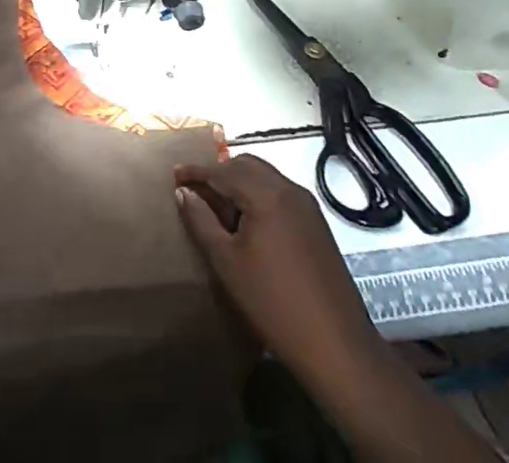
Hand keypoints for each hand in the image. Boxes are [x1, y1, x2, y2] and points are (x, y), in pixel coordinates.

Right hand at [175, 156, 379, 365]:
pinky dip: (258, 195)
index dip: (196, 171)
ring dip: (240, 182)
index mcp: (266, 194)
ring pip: (266, 177)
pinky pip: (280, 193)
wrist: (335, 343)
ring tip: (217, 206)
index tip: (174, 174)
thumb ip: (201, 220)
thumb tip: (183, 192)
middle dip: (219, 172)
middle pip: (247, 165)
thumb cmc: (271, 300)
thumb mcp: (226, 260)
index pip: (223, 170)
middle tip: (195, 189)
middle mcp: (289, 190)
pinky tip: (247, 221)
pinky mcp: (317, 224)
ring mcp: (307, 206)